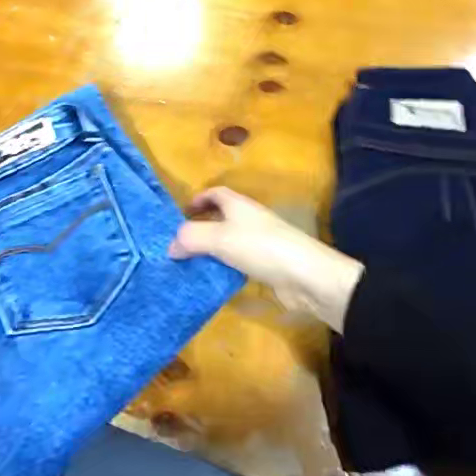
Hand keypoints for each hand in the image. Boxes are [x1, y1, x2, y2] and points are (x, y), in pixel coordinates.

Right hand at [168, 187, 363, 331]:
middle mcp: (249, 220)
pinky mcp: (266, 266)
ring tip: (188, 265)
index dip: (198, 199)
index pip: (215, 193)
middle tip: (177, 245)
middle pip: (221, 217)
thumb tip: (169, 246)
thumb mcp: (220, 238)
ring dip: (210, 251)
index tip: (179, 215)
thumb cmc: (261, 247)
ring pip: (228, 242)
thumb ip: (191, 238)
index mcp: (239, 205)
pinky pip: (238, 263)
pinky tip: (212, 281)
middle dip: (200, 227)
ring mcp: (259, 243)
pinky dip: (224, 269)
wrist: (305, 276)